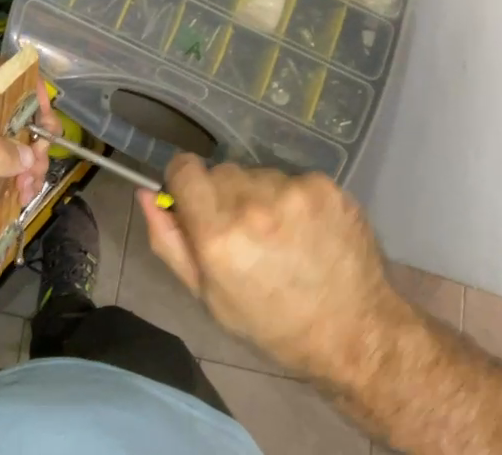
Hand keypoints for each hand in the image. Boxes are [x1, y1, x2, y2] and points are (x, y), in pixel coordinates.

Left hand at [0, 79, 54, 289]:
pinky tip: (24, 197)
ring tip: (27, 189)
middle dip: (38, 136)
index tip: (45, 109)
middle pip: (19, 118)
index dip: (24, 89)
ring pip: (24, 146)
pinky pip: (21, 171)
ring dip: (35, 164)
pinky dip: (29, 181)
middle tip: (39, 163)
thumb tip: (28, 150)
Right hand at [139, 154, 409, 379]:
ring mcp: (293, 192)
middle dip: (226, 195)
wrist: (356, 334)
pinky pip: (293, 179)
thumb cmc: (272, 323)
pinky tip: (309, 232)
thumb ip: (170, 240)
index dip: (185, 182)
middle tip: (247, 234)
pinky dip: (296, 199)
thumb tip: (145, 193)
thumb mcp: (208, 295)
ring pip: (258, 174)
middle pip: (221, 172)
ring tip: (283, 237)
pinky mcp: (325, 187)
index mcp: (217, 233)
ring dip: (262, 196)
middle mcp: (252, 203)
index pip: (183, 168)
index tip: (197, 201)